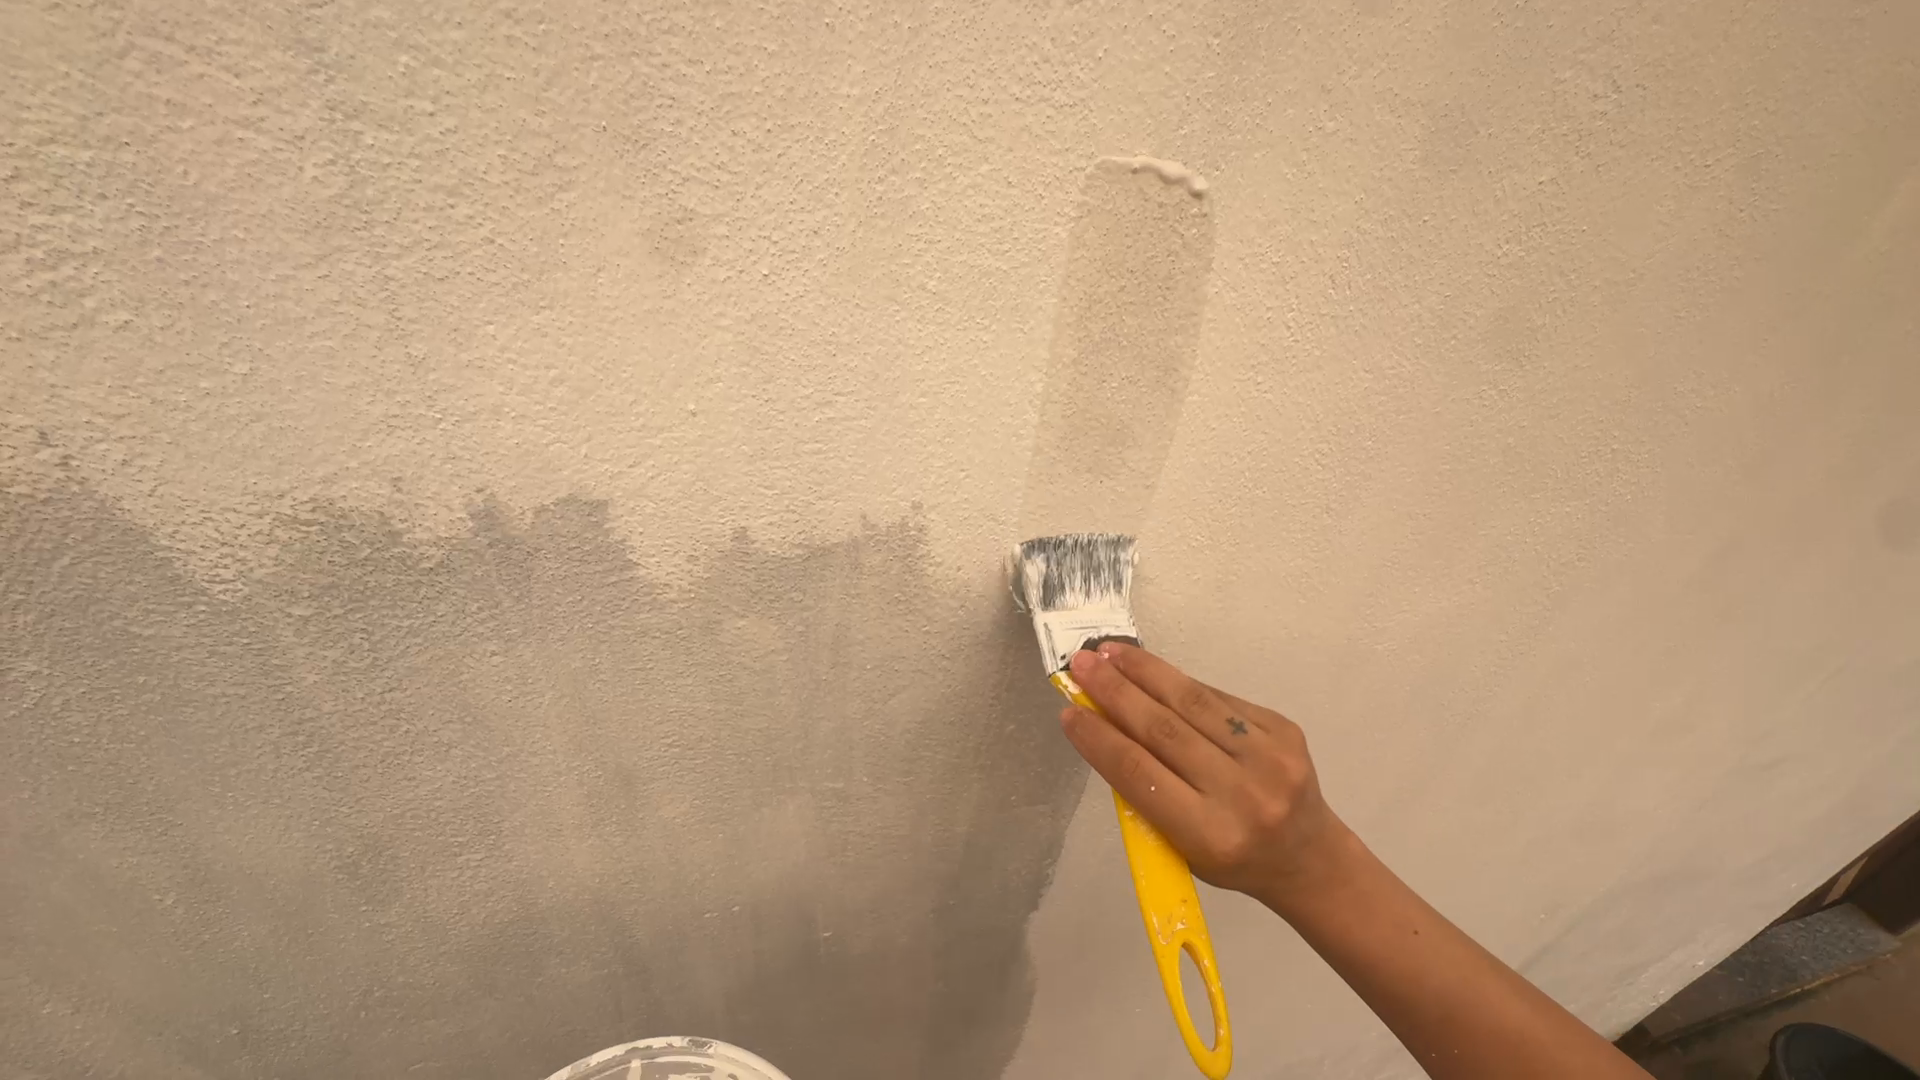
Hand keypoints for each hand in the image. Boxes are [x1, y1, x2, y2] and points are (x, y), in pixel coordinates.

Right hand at [1058, 642, 1351, 909]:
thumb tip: (1103, 724)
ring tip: (1108, 651)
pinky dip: (1178, 682)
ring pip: (1191, 701)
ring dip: (1143, 671)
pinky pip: (1218, 697)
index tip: (1068, 711)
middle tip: (1080, 663)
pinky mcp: (1284, 730)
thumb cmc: (1230, 858)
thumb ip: (1145, 789)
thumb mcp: (1179, 844)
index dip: (1098, 738)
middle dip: (1114, 691)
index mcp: (1210, 834)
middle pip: (1163, 729)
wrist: (1307, 856)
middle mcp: (1244, 794)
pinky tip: (1150, 669)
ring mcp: (1269, 757)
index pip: (1139, 773)